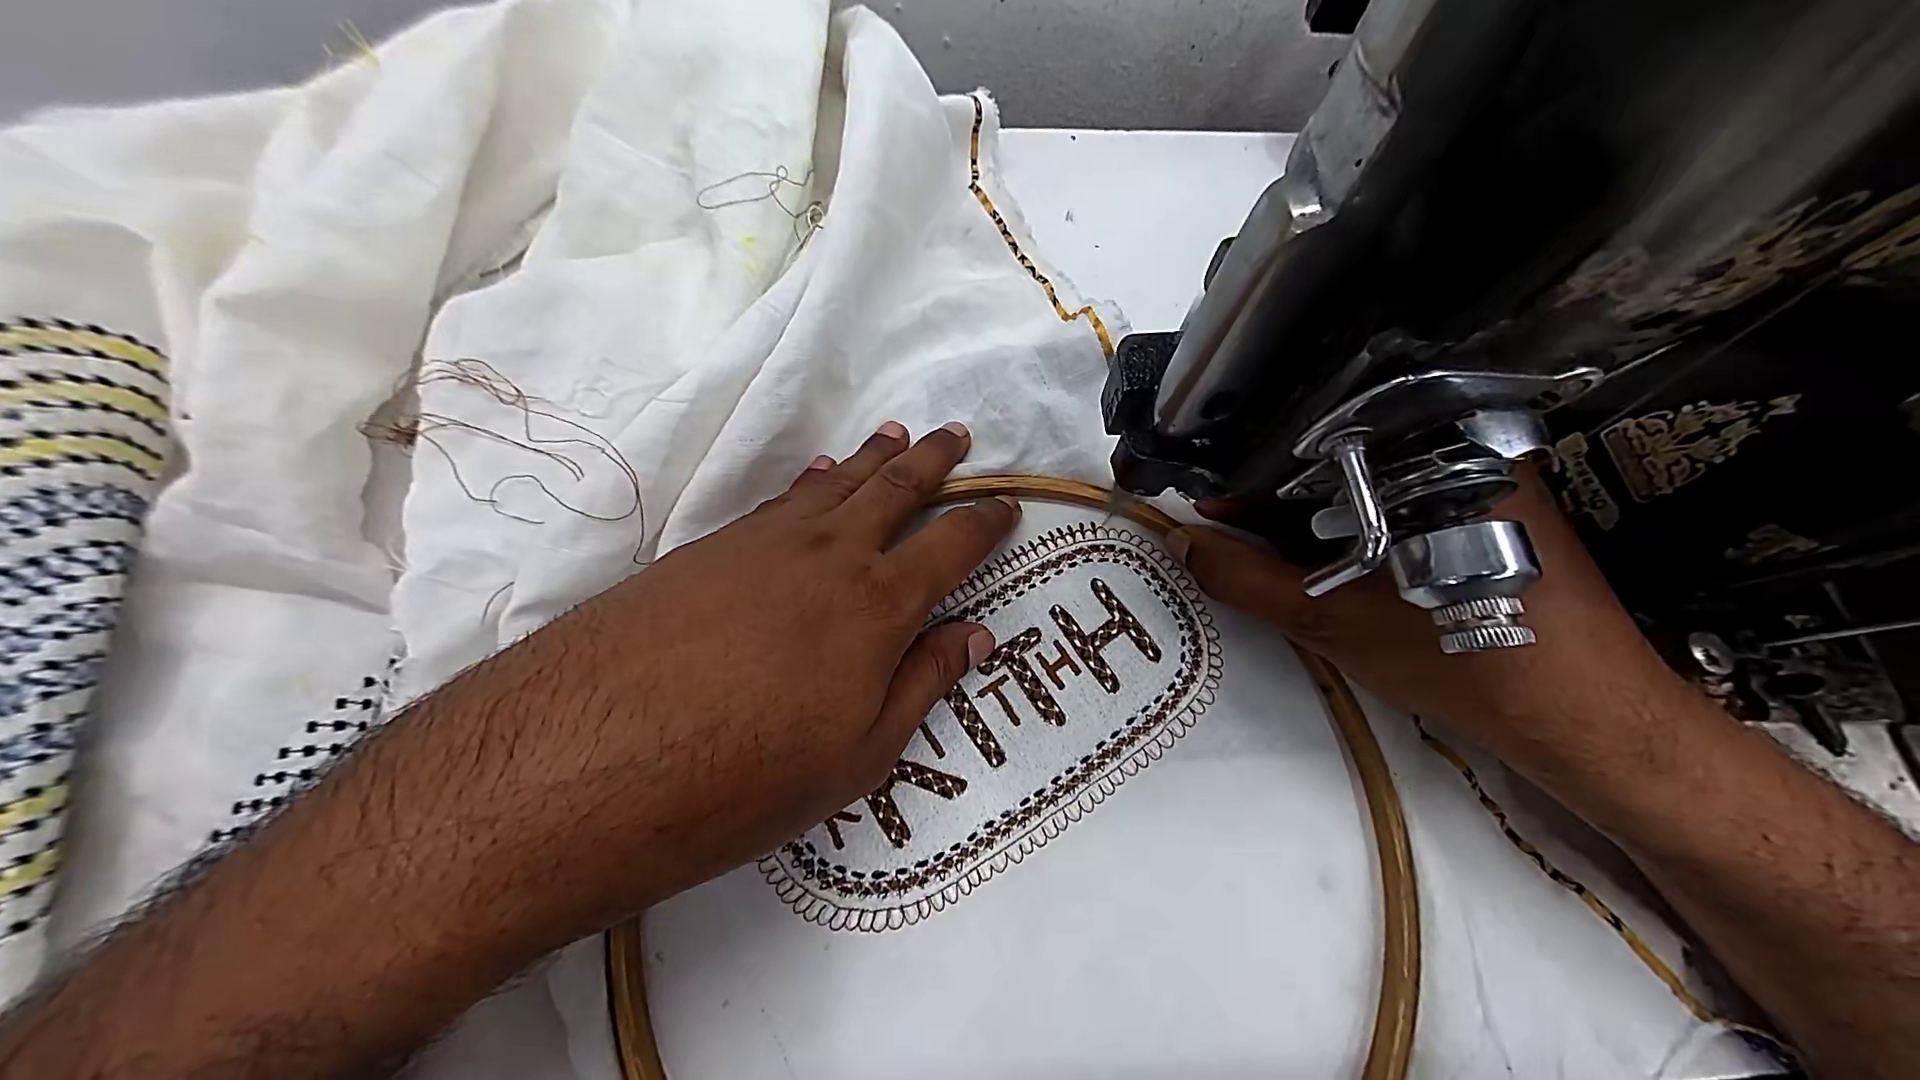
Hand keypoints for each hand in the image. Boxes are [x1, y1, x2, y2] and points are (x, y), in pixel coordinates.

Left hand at [417, 419, 1019, 934]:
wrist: (587, 757)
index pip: (951, 546)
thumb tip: (976, 634)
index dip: (986, 523)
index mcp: (878, 606)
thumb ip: (921, 684)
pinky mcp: (713, 545)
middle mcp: (831, 555)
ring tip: (901, 434)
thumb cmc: (743, 778)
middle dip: (935, 462)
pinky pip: (784, 498)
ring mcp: (767, 543)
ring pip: (839, 481)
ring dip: (876, 457)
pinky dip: (814, 479)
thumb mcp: (857, 756)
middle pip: (897, 489)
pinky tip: (821, 472)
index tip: (1008, 506)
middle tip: (958, 436)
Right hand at [1164, 465, 1701, 766]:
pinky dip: (1361, 529)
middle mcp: (1462, 455)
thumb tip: (1185, 545)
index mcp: (1424, 461)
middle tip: (1237, 544)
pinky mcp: (1501, 512)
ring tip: (1280, 560)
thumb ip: (1245, 579)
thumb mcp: (1330, 620)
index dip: (1248, 489)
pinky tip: (1338, 564)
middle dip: (1277, 508)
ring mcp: (1488, 482)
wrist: (1587, 719)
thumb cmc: (1456, 659)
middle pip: (1339, 471)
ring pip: (1372, 489)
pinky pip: (1407, 505)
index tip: (1212, 513)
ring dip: (1317, 521)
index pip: (1308, 460)